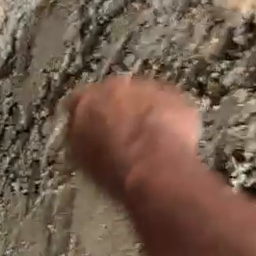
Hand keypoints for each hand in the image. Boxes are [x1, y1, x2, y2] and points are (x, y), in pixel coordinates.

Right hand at [64, 75, 202, 202]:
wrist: (153, 169)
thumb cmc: (112, 167)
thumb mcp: (82, 157)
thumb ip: (81, 135)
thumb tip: (85, 133)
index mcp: (87, 100)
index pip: (79, 100)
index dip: (87, 116)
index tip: (92, 129)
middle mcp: (116, 86)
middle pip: (114, 93)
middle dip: (118, 109)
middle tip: (123, 135)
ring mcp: (148, 88)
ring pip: (145, 97)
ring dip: (145, 113)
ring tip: (150, 141)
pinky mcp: (176, 97)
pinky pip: (171, 106)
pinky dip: (170, 119)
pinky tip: (169, 141)